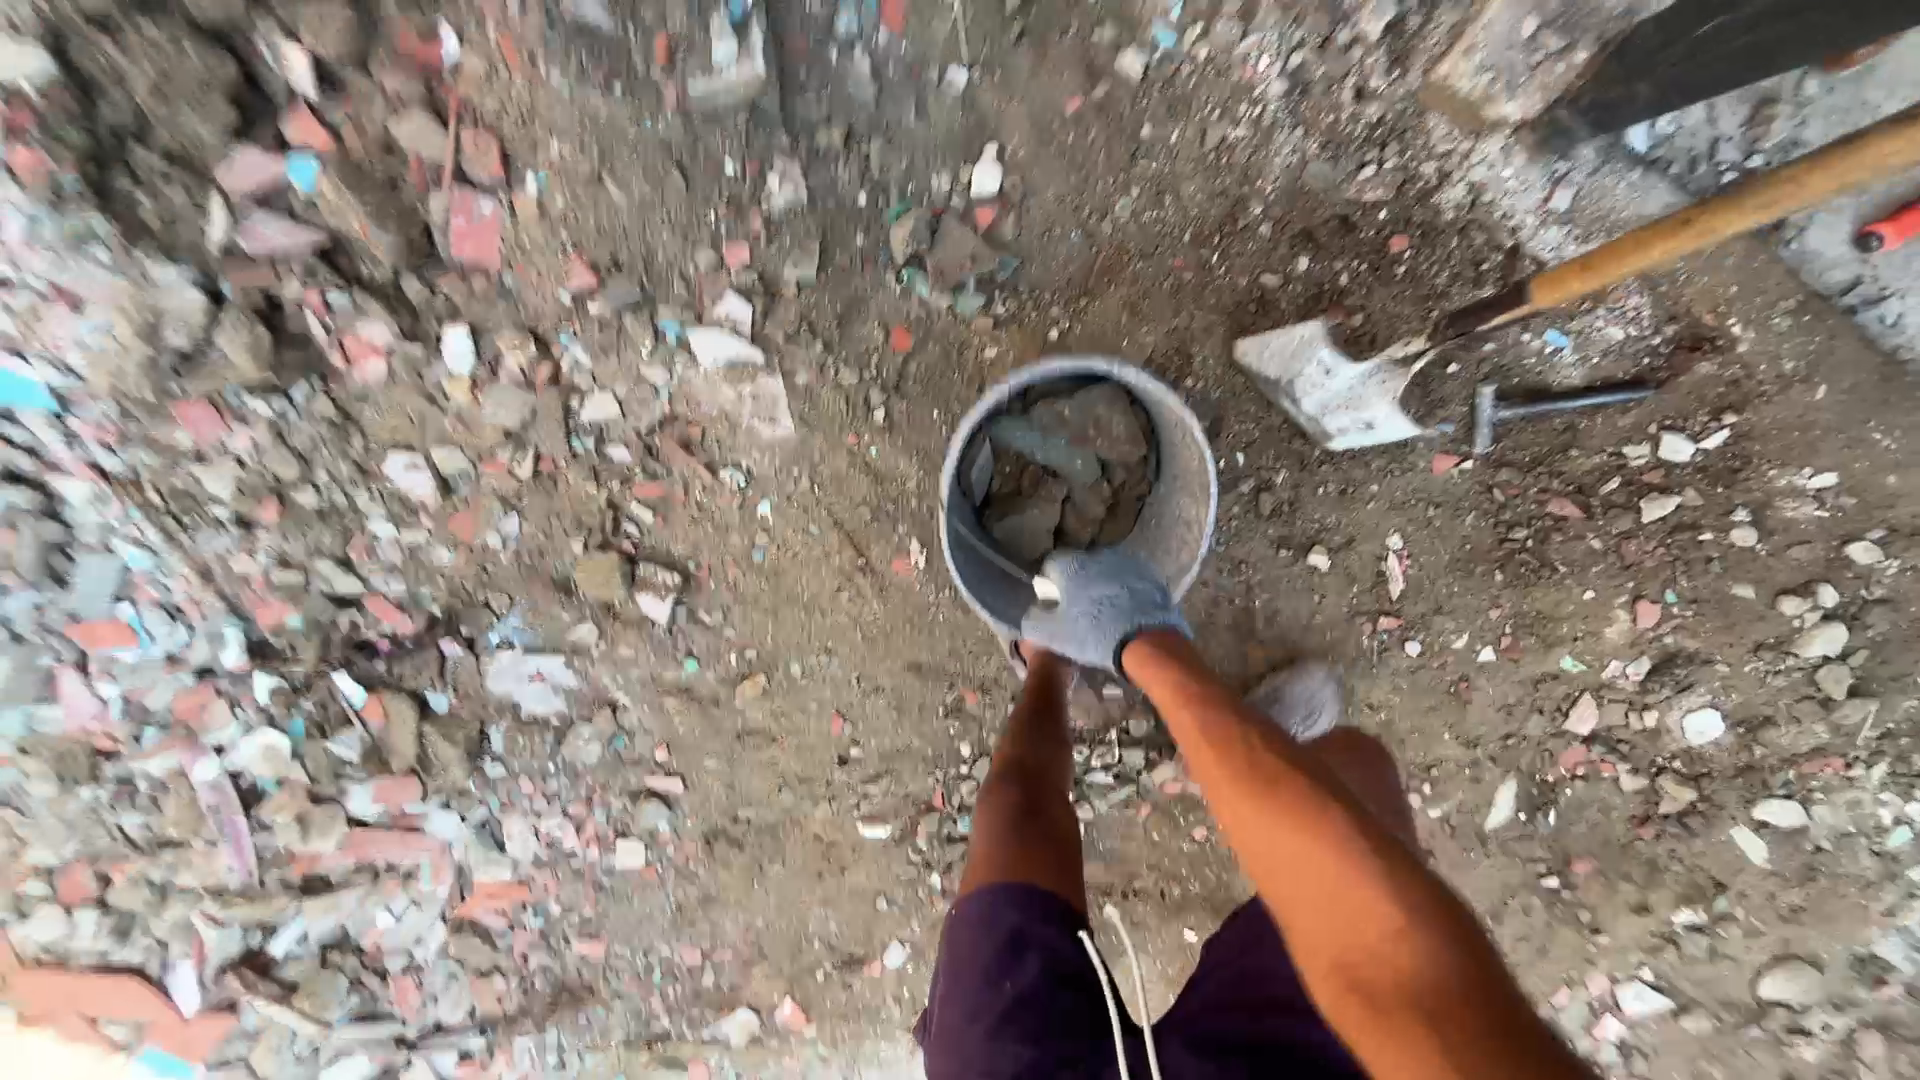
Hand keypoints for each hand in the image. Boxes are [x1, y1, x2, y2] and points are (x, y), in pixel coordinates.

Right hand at [1020, 549, 1189, 673]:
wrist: (1147, 642)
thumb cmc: (1093, 635)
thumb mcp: (1051, 635)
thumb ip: (1033, 620)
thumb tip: (1034, 612)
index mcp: (1072, 563)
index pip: (1052, 566)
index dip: (1050, 586)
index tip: (1055, 606)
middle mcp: (1099, 555)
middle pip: (1080, 568)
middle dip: (1077, 585)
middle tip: (1080, 612)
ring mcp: (1128, 562)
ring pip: (1106, 573)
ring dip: (1102, 588)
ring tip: (1107, 615)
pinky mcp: (1151, 575)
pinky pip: (1129, 582)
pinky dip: (1125, 593)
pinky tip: (1127, 615)